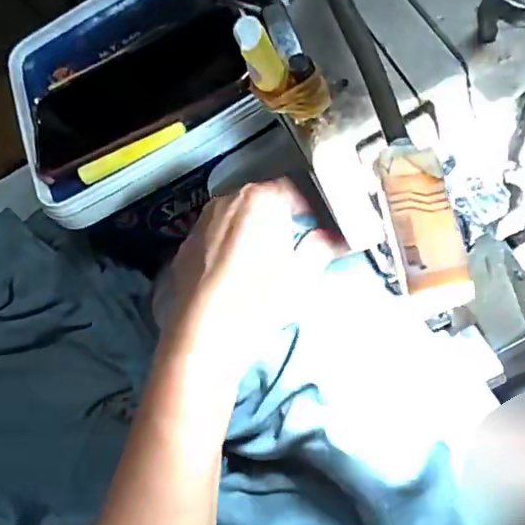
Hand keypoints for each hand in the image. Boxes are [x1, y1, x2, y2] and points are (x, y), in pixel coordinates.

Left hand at [155, 178, 341, 369]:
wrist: (203, 337)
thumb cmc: (257, 300)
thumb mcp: (302, 274)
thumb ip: (324, 246)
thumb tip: (339, 237)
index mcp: (259, 198)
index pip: (297, 188)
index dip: (316, 207)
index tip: (326, 227)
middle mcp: (226, 201)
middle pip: (265, 200)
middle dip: (285, 218)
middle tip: (301, 245)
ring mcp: (202, 223)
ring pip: (239, 219)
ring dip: (256, 232)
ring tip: (270, 263)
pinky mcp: (185, 248)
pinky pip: (218, 238)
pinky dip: (232, 248)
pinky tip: (240, 276)